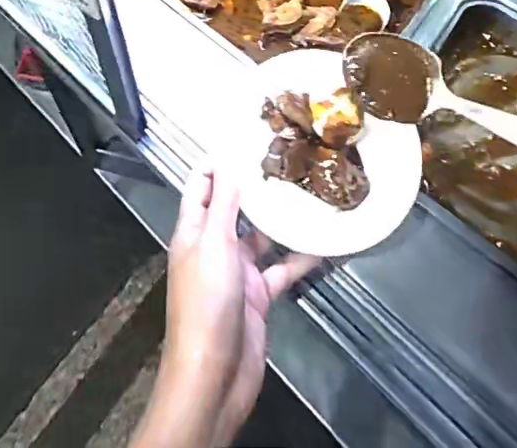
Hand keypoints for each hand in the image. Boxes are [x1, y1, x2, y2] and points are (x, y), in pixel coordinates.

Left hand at [132, 167, 318, 447]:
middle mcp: (213, 247)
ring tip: (307, 192)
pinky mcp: (257, 296)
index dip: (216, 163)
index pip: (200, 187)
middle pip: (232, 208)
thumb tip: (224, 161)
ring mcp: (236, 272)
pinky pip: (282, 269)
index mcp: (193, 232)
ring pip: (261, 236)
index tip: (241, 140)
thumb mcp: (213, 243)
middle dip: (254, 186)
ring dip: (280, 220)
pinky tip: (323, 243)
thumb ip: (222, 203)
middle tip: (285, 159)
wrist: (215, 376)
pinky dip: (300, 257)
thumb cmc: (206, 303)